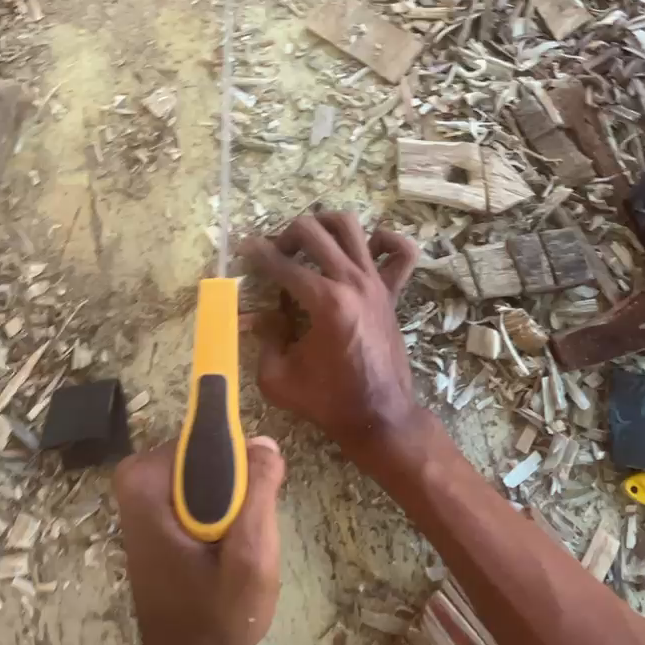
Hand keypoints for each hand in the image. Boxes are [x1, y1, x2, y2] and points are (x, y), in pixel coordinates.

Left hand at [114, 437, 287, 644]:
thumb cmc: (215, 615)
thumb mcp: (249, 558)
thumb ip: (258, 494)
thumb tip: (264, 440)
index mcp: (145, 482)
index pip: (205, 438)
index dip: (238, 466)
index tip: (251, 502)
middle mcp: (135, 480)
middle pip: (205, 453)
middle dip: (234, 486)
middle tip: (244, 530)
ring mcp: (142, 495)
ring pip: (205, 470)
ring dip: (229, 501)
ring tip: (232, 544)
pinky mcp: (153, 510)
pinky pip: (197, 487)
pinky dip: (217, 510)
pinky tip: (222, 545)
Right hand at [240, 213, 428, 472]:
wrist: (380, 418)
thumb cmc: (328, 401)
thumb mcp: (278, 378)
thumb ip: (261, 340)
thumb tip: (254, 315)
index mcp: (324, 302)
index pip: (281, 264)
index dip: (256, 254)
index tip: (244, 249)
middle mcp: (351, 282)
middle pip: (312, 231)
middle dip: (286, 236)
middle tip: (276, 255)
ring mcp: (375, 283)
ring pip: (350, 227)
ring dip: (324, 226)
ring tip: (310, 243)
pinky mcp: (392, 291)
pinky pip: (400, 252)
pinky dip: (384, 240)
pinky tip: (365, 248)